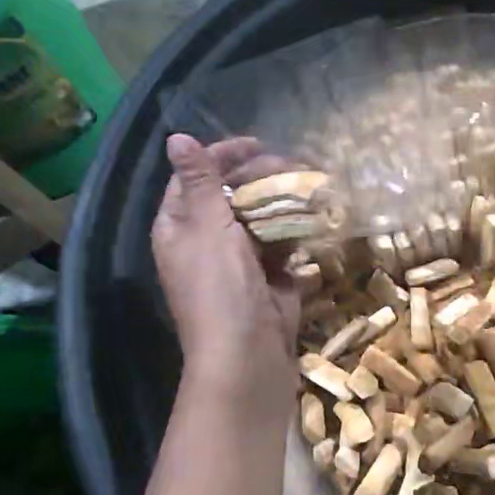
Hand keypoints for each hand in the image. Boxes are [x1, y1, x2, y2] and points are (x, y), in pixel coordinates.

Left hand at [150, 134, 300, 383]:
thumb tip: (176, 137)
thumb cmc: (220, 289)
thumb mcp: (208, 228)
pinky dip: (298, 233)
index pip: (194, 180)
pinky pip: (283, 248)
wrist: (248, 357)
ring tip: (311, 187)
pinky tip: (317, 220)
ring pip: (261, 222)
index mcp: (179, 229)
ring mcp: (240, 264)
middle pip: (232, 198)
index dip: (222, 157)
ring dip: (283, 204)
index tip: (258, 145)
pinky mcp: (270, 281)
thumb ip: (201, 182)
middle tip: (293, 167)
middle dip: (261, 179)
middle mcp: (206, 243)